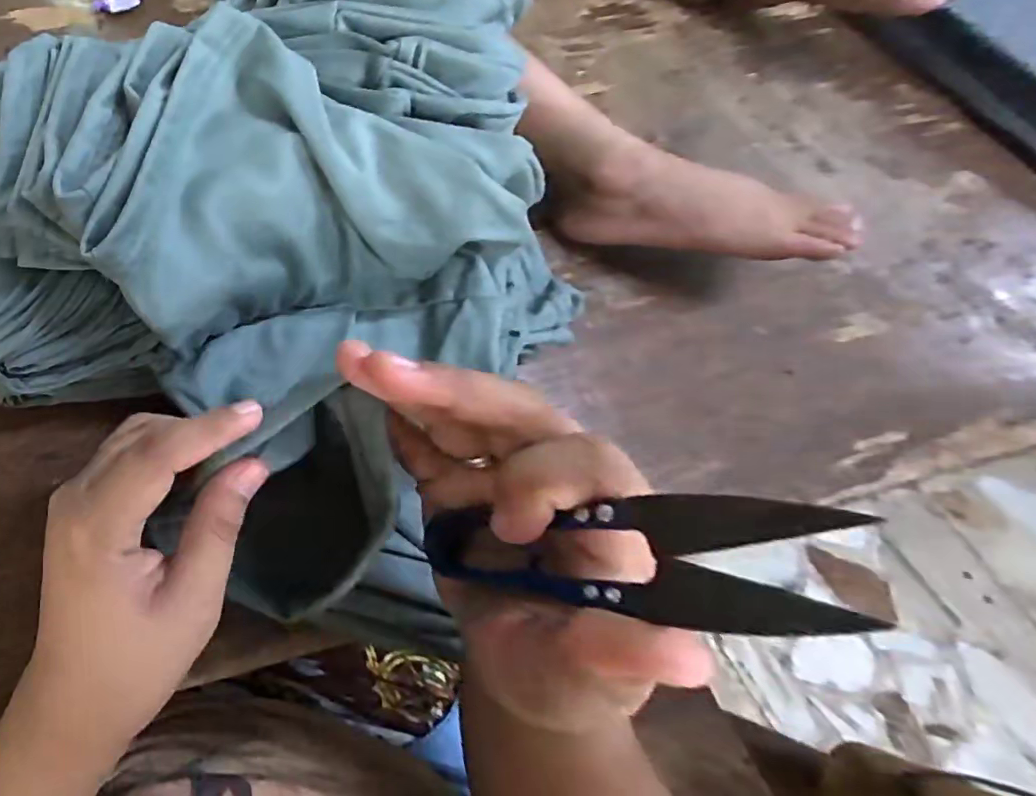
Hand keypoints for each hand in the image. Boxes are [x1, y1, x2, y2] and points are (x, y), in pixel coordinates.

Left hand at [19, 404, 269, 753]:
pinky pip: (117, 455)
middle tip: (247, 427)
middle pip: (139, 437)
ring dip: (176, 433)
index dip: (208, 428)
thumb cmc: (137, 665)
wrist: (72, 700)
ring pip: (126, 439)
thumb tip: (252, 464)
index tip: (254, 411)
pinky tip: (189, 459)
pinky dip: (157, 447)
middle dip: (195, 426)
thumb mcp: (193, 602)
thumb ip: (218, 525)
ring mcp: (67, 497)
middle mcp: (74, 497)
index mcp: (98, 526)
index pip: (156, 454)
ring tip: (225, 439)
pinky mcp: (72, 503)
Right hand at [337, 342, 711, 732]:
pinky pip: (427, 436)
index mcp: (608, 511)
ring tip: (353, 360)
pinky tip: (364, 387)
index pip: (583, 461)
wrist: (524, 668)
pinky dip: (396, 413)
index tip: (511, 529)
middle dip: (447, 388)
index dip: (539, 479)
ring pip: (461, 410)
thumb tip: (682, 656)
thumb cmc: (569, 673)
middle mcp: (557, 471)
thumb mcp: (595, 675)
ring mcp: (500, 468)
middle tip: (380, 367)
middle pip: (509, 410)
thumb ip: (624, 655)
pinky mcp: (457, 478)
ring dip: (407, 385)